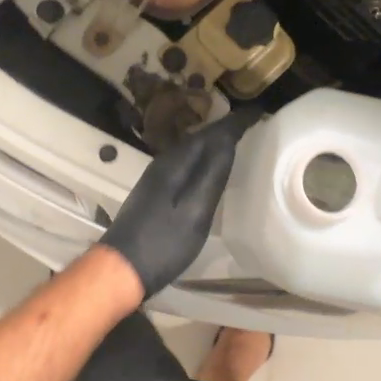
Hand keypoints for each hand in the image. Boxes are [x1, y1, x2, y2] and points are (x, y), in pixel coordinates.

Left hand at [99, 110, 256, 296]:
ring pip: (191, 150)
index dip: (235, 122)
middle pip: (200, 137)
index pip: (211, 133)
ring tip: (238, 141)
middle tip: (253, 124)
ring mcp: (157, 177)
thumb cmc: (163, 242)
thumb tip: (229, 139)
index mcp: (176, 163)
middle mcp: (164, 162)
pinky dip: (203, 158)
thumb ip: (212, 174)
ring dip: (214, 142)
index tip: (259, 112)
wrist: (121, 269)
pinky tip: (211, 169)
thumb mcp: (195, 211)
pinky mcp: (155, 191)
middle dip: (226, 128)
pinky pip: (185, 163)